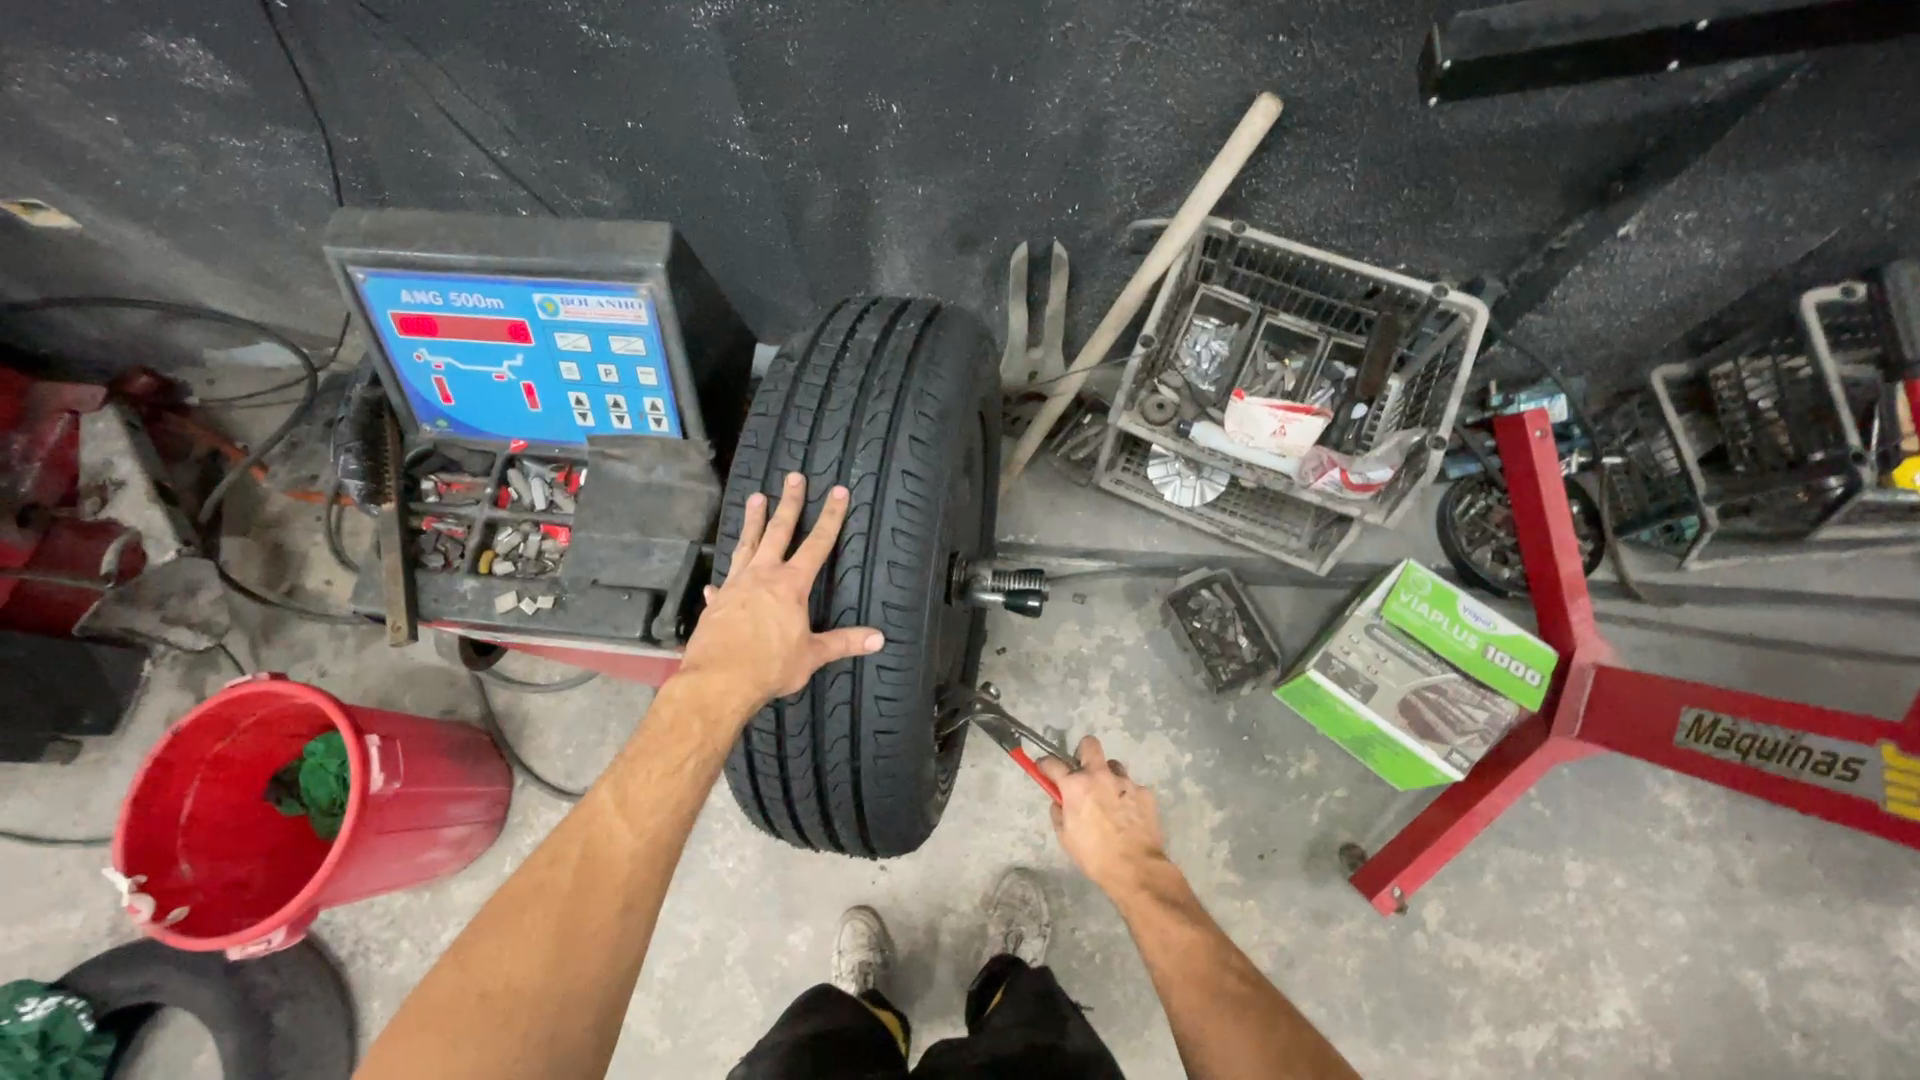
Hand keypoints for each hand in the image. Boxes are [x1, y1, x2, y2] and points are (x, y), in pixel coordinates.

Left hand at [677, 472, 884, 712]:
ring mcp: (735, 586)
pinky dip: (722, 581)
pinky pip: (722, 585)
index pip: (817, 544)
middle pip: (778, 531)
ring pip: (747, 545)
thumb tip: (879, 638)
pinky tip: (716, 582)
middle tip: (794, 477)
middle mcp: (762, 576)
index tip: (838, 492)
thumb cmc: (769, 666)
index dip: (831, 517)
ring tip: (756, 498)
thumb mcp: (812, 655)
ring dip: (753, 521)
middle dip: (789, 503)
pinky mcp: (716, 603)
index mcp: (790, 585)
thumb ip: (844, 642)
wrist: (718, 681)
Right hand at [1038, 736, 1169, 896]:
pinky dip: (1126, 797)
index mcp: (1075, 786)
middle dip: (1082, 752)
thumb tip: (1060, 802)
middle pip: (1089, 745)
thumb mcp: (1065, 837)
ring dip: (1108, 776)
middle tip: (1082, 772)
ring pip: (1114, 766)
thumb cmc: (1093, 855)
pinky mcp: (1145, 792)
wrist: (1135, 868)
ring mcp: (1125, 782)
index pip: (1052, 763)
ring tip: (1109, 798)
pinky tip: (1128, 815)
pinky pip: (1131, 788)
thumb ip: (1058, 813)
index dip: (1045, 765)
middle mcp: (1100, 776)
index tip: (1045, 768)